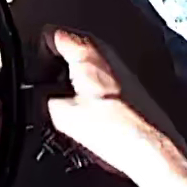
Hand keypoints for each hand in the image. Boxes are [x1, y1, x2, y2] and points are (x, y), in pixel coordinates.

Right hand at [42, 27, 186, 186]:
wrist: (155, 153)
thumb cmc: (118, 130)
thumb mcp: (63, 116)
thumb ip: (39, 100)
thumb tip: (31, 98)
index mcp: (85, 47)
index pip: (48, 34)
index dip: (35, 57)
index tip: (33, 78)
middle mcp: (103, 48)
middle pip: (64, 48)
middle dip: (50, 71)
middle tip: (45, 94)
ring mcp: (117, 64)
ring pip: (80, 63)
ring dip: (67, 82)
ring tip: (65, 110)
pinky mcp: (126, 83)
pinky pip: (96, 76)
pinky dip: (85, 90)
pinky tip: (86, 117)